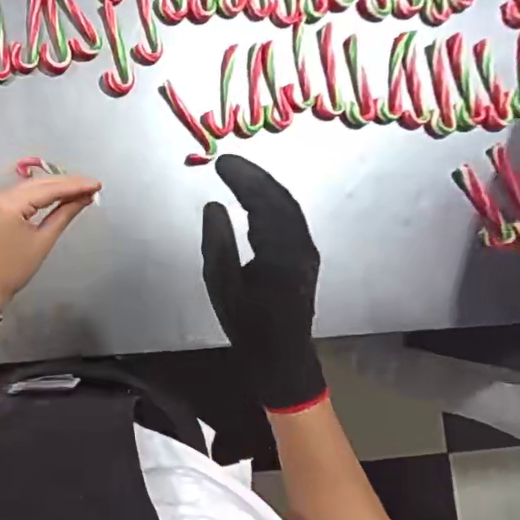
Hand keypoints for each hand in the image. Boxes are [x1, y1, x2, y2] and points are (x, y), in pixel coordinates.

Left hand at [0, 172, 100, 312]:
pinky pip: (21, 194)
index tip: (97, 184)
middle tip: (92, 185)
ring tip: (80, 189)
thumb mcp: (42, 241)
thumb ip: (63, 214)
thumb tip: (84, 198)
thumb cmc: (13, 269)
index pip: (48, 188)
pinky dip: (40, 194)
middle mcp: (0, 195)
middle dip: (66, 183)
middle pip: (39, 183)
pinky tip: (57, 196)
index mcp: (10, 203)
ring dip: (54, 187)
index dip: (74, 185)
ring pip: (31, 187)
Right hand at [201, 155, 324, 411]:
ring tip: (239, 177)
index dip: (243, 179)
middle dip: (254, 177)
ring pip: (287, 208)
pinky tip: (256, 203)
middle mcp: (300, 245)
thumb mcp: (222, 288)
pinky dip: (271, 204)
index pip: (263, 202)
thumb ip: (218, 244)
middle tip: (227, 163)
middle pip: (280, 199)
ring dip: (264, 188)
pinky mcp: (304, 258)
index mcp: (280, 251)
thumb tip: (213, 206)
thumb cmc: (248, 327)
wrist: (281, 357)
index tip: (221, 162)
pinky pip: (289, 220)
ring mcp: (306, 251)